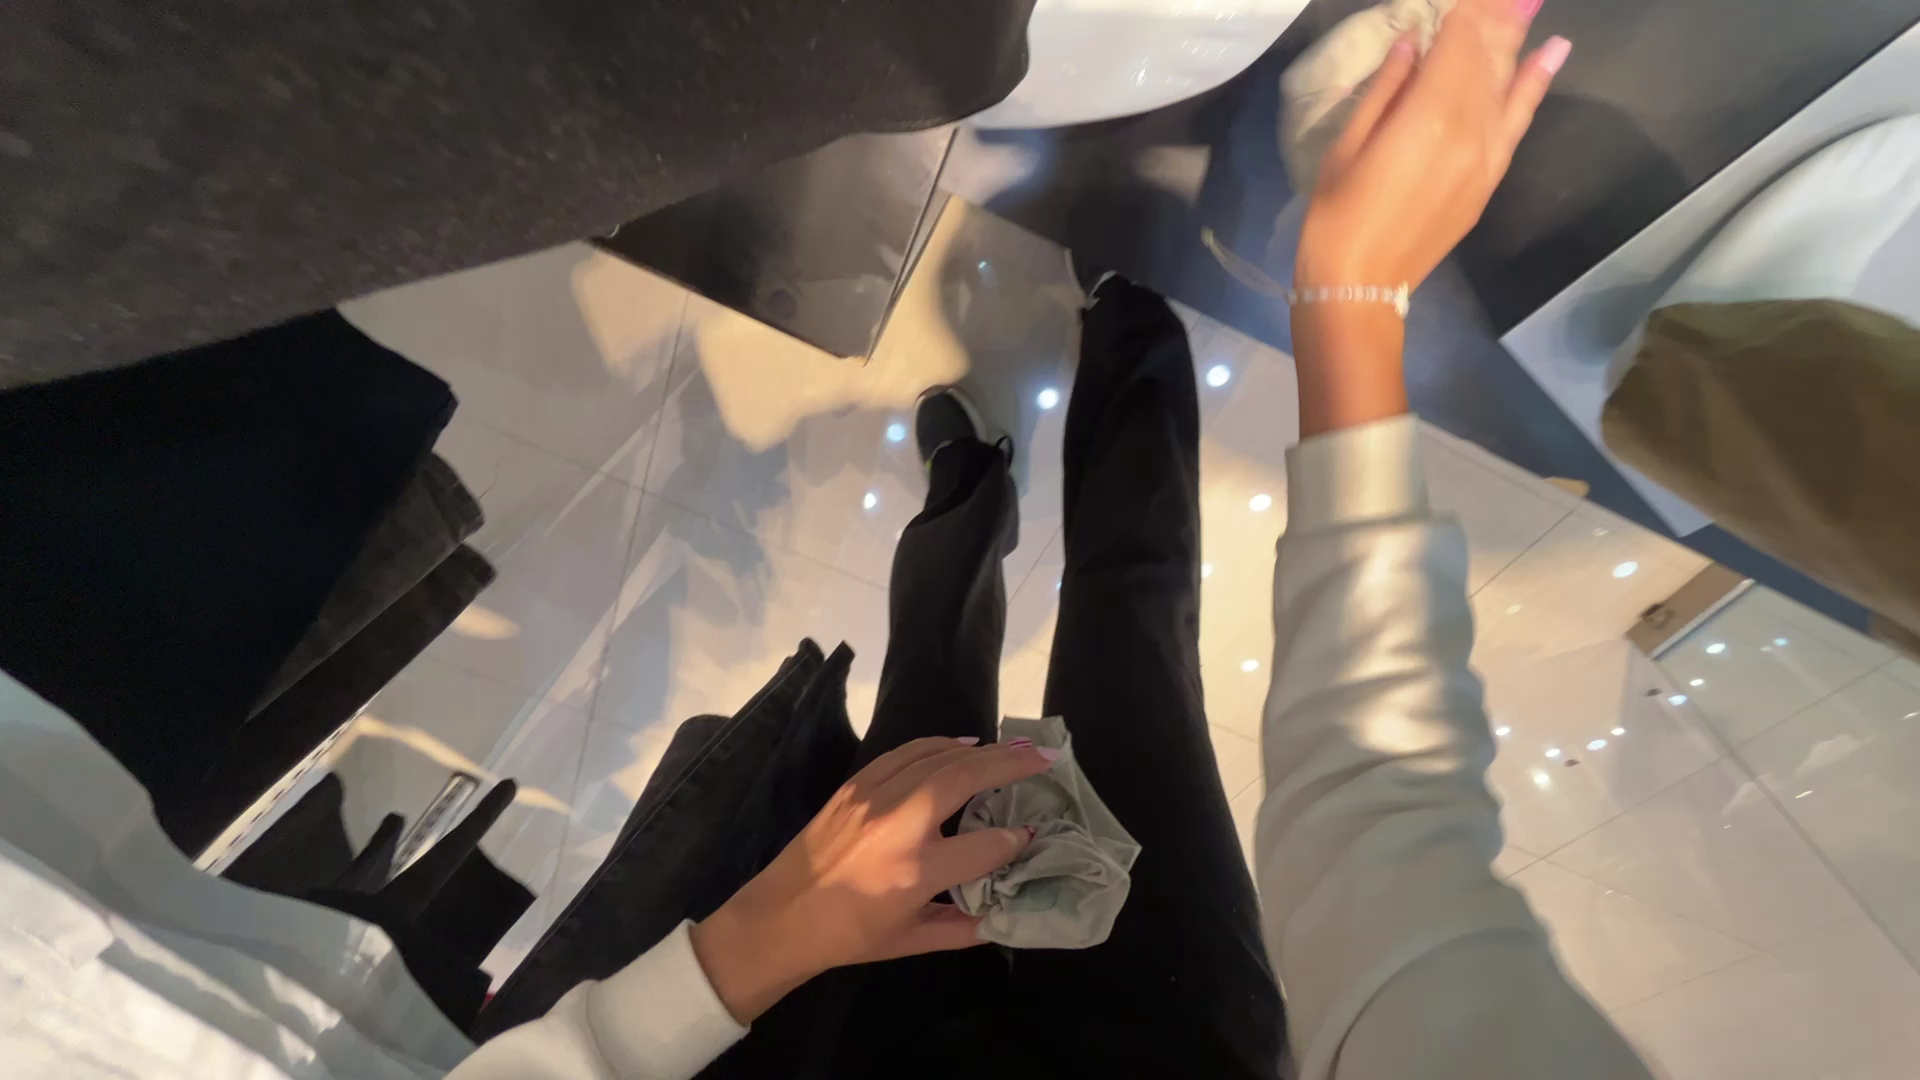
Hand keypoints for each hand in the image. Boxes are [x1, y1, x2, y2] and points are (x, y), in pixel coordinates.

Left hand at [689, 736, 1054, 1022]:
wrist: (780, 915)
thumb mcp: (911, 942)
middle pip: (966, 777)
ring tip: (1014, 746)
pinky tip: (962, 744)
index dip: (1014, 840)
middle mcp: (899, 824)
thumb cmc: (848, 935)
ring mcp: (875, 795)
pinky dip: (940, 744)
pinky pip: (908, 751)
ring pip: (939, 755)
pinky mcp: (857, 783)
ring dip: (981, 748)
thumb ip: (965, 926)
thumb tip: (1007, 909)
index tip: (1030, 834)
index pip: (984, 846)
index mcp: (915, 872)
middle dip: (1011, 763)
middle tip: (1045, 755)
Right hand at [1297, 0, 1569, 288]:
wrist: (1357, 290)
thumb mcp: (1343, 154)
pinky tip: (1552, 49)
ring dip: (1514, 37)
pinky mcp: (1488, 178)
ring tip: (1525, 0)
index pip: (1457, 40)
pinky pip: (1520, 118)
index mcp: (1426, 115)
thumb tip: (1411, 46)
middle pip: (1488, 54)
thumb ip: (1383, 95)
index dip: (1462, 8)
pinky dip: (1536, 81)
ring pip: (1507, 80)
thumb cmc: (1333, 223)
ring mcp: (1486, 153)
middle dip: (1493, 15)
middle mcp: (1469, 125)